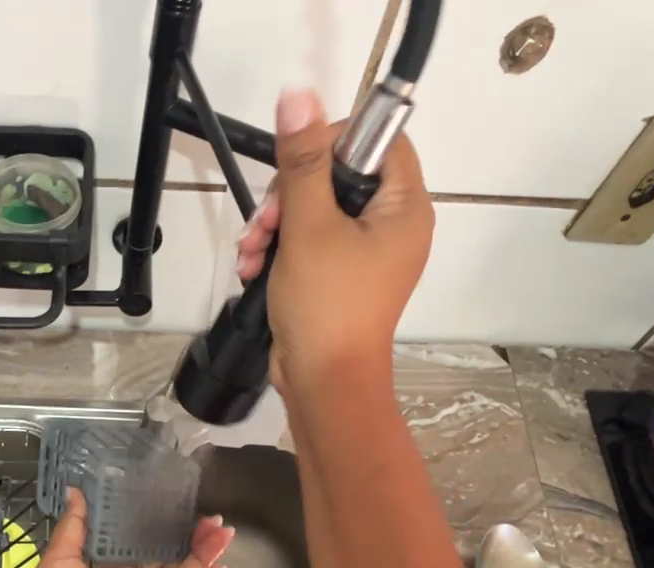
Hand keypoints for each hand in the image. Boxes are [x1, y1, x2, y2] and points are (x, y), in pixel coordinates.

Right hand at [236, 88, 434, 394]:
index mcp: (404, 208)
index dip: (332, 142)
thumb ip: (303, 162)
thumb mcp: (309, 228)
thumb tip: (298, 97)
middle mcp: (391, 226)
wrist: (324, 384)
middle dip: (288, 197)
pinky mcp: (339, 278)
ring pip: (315, 212)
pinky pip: (309, 244)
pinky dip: (279, 251)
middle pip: (338, 177)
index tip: (292, 166)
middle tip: (263, 222)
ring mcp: (365, 255)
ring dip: (274, 226)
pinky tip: (251, 268)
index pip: (376, 141)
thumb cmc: (326, 307)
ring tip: (249, 252)